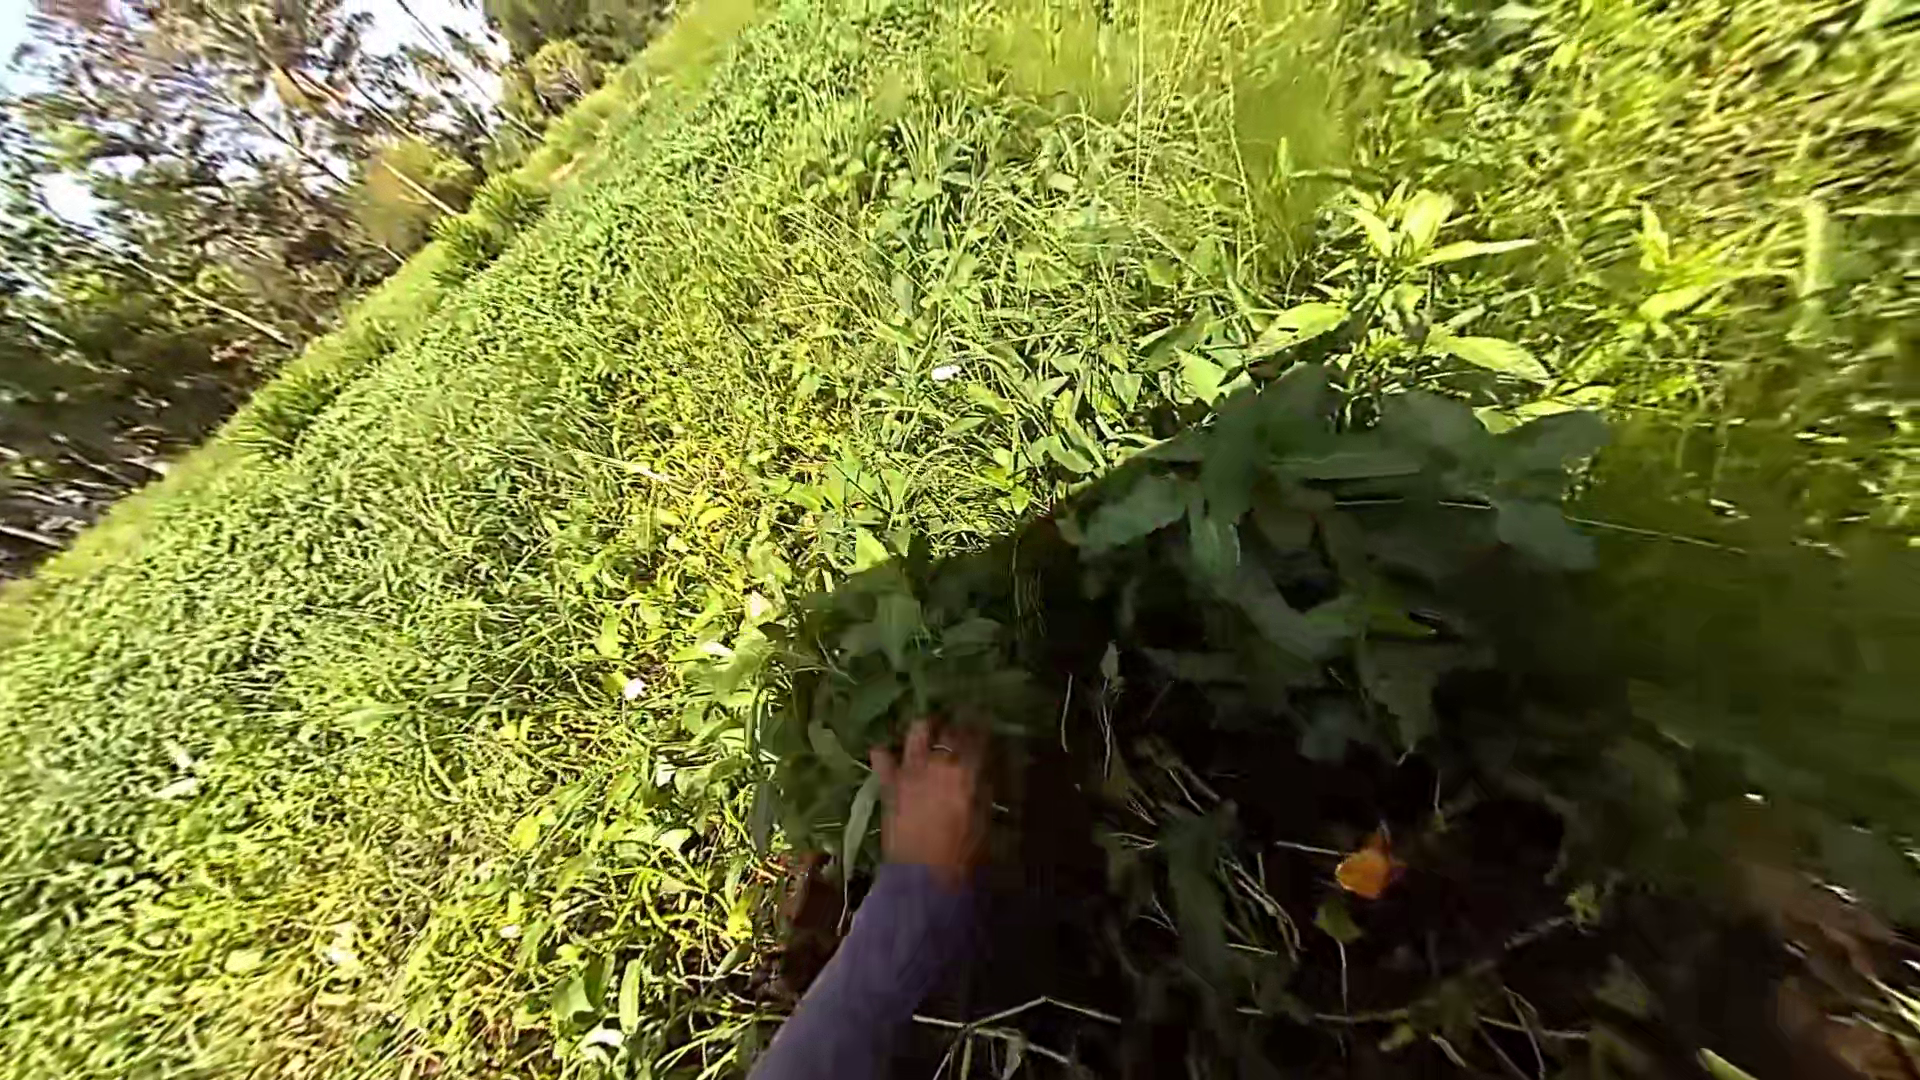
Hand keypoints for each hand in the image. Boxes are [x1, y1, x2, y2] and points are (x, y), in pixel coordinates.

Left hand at [869, 718, 986, 887]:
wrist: (922, 880)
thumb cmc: (962, 856)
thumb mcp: (983, 821)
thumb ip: (982, 790)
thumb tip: (982, 771)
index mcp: (966, 772)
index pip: (977, 737)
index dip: (981, 725)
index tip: (984, 720)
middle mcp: (939, 764)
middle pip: (947, 729)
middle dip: (954, 722)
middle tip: (957, 723)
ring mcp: (911, 771)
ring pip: (916, 733)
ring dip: (923, 727)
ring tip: (926, 727)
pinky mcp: (889, 784)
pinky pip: (882, 759)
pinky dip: (884, 752)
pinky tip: (884, 748)